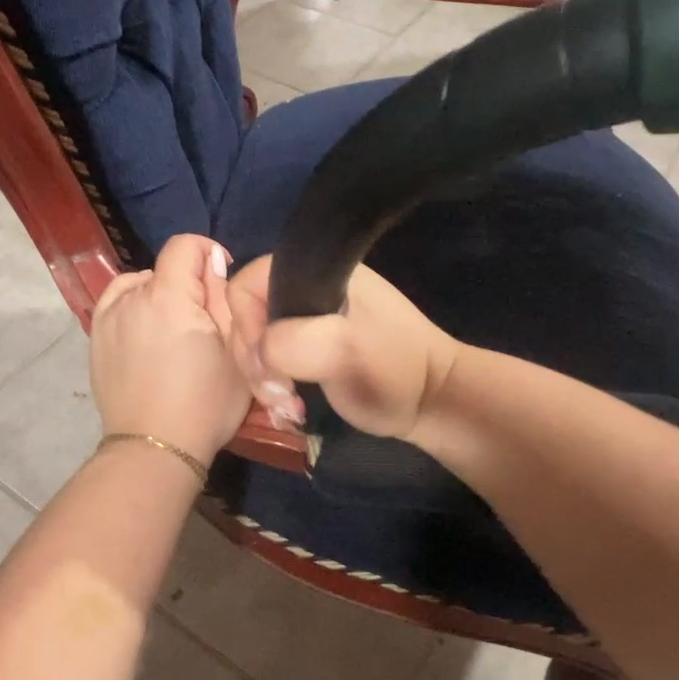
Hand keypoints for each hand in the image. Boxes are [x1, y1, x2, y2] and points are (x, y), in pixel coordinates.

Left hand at [89, 235, 250, 463]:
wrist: (154, 448)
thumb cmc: (206, 403)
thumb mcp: (236, 351)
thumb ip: (225, 298)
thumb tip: (213, 261)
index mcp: (168, 296)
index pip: (184, 245)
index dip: (208, 254)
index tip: (222, 281)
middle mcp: (131, 298)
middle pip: (164, 269)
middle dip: (188, 284)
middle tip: (205, 321)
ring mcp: (108, 318)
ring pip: (139, 285)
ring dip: (160, 296)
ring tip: (175, 330)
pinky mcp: (96, 338)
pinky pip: (118, 304)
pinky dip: (135, 308)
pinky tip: (148, 334)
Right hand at [223, 257, 462, 447]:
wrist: (433, 401)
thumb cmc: (392, 368)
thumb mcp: (343, 349)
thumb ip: (291, 342)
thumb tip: (260, 353)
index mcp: (311, 271)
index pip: (244, 285)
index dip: (247, 326)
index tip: (269, 363)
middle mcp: (305, 288)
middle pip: (247, 319)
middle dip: (255, 362)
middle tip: (281, 395)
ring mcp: (309, 318)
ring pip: (258, 345)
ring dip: (264, 381)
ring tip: (290, 408)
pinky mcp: (312, 346)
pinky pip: (273, 361)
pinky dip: (275, 387)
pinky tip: (293, 408)